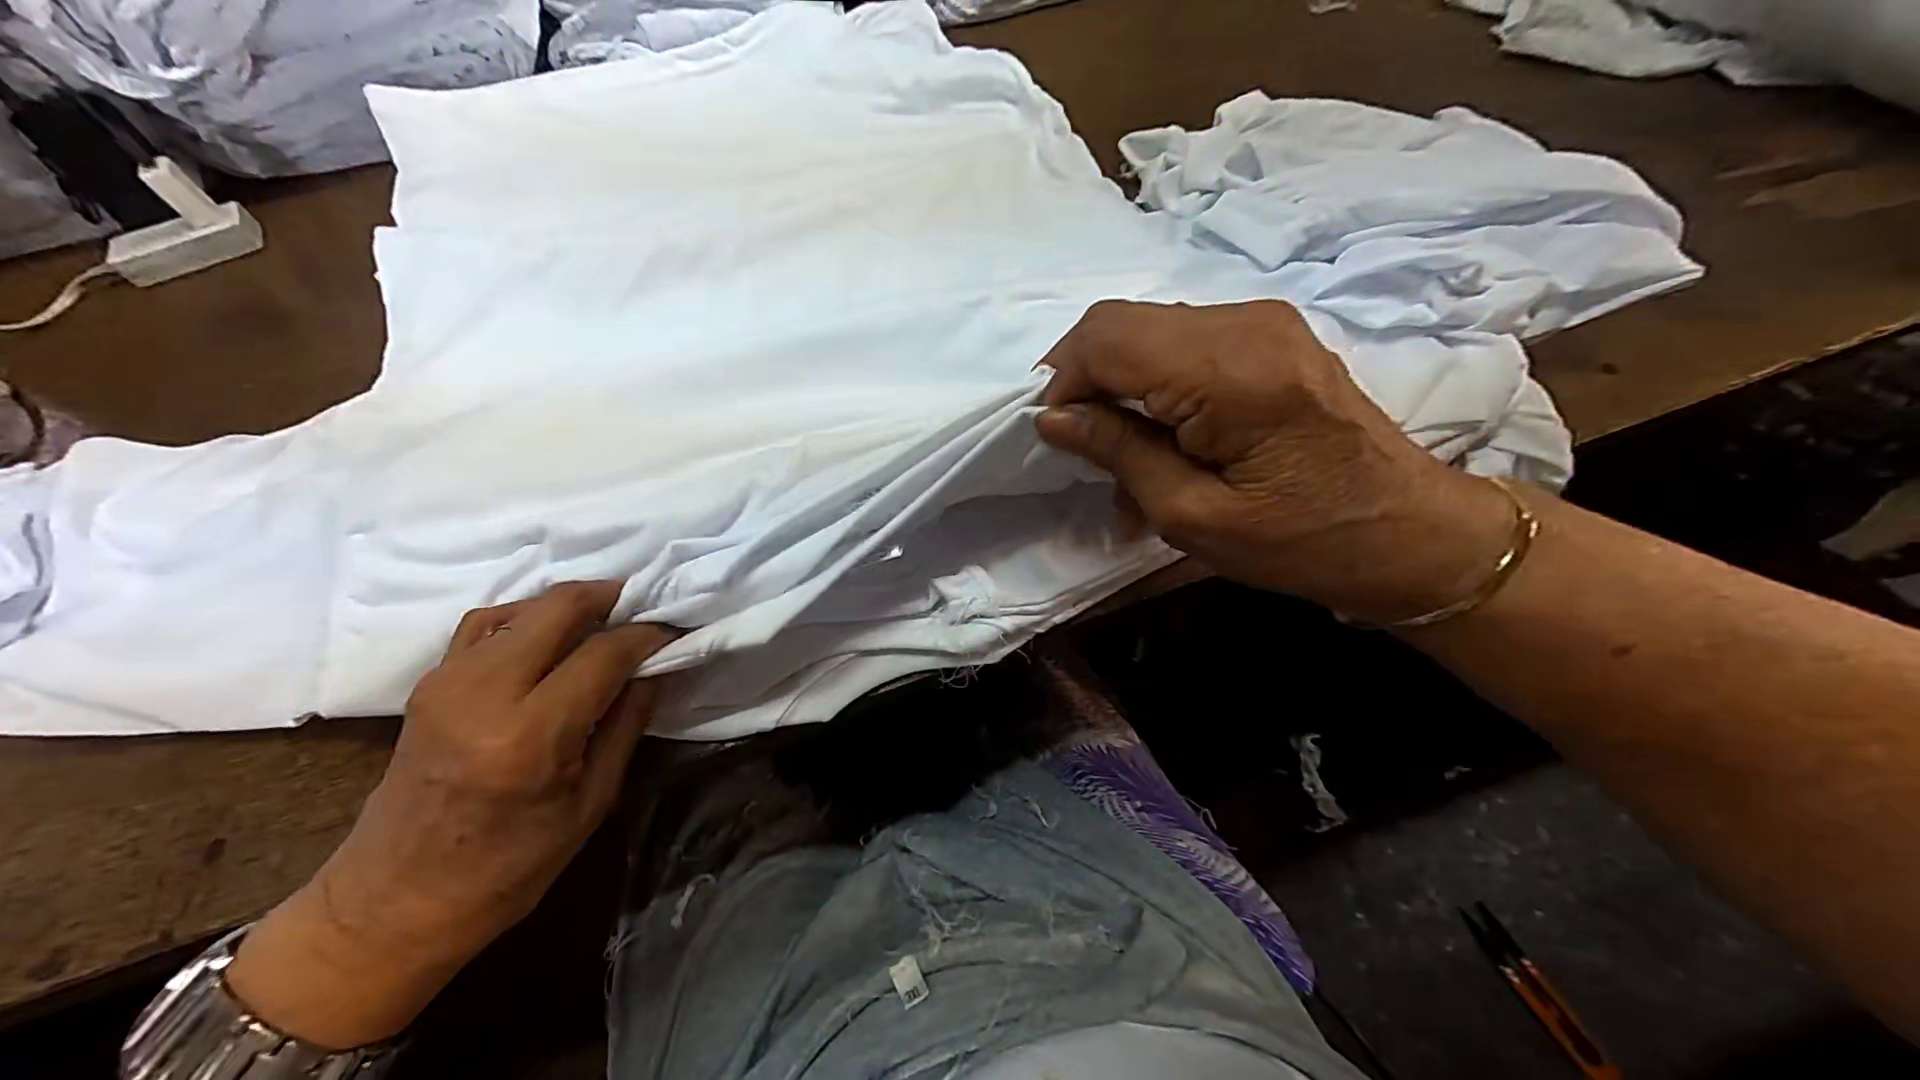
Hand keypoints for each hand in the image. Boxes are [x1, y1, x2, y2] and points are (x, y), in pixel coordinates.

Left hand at [225, 582, 675, 1048]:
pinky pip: (488, 623)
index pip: (604, 652)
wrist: (392, 903)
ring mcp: (448, 680)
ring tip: (609, 623)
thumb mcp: (592, 801)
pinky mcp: (430, 682)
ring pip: (526, 607)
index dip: (647, 636)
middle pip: (561, 607)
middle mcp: (483, 692)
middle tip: (646, 612)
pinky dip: (530, 616)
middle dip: (613, 599)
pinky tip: (554, 635)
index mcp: (529, 734)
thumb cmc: (509, 867)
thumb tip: (657, 667)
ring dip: (574, 606)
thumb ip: (627, 722)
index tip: (674, 635)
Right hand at [1035, 300, 1514, 625]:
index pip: (1107, 339)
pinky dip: (1150, 379)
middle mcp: (1246, 324)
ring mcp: (1262, 320)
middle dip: (1081, 378)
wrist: (1408, 531)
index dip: (1061, 381)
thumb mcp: (1193, 516)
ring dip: (1115, 382)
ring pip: (1145, 327)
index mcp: (1232, 374)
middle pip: (1120, 321)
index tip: (1053, 436)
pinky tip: (1158, 433)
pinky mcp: (1269, 333)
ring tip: (1119, 450)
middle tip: (1077, 443)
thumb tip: (1052, 418)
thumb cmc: (1303, 542)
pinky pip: (1180, 339)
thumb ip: (1119, 454)